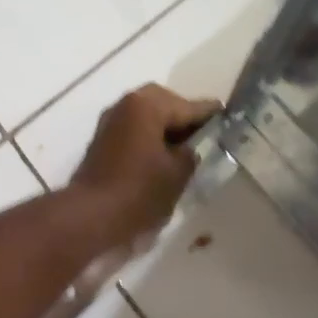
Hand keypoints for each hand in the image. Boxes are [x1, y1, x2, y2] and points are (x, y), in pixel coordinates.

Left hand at [68, 84, 219, 247]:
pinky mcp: (103, 138)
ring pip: (147, 114)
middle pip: (165, 103)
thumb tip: (190, 148)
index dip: (210, 113)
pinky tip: (163, 155)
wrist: (91, 215)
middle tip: (205, 134)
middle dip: (184, 116)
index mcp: (147, 105)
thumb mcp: (177, 174)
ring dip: (166, 126)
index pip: (188, 105)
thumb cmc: (138, 191)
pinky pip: (134, 128)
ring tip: (186, 147)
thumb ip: (190, 154)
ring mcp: (111, 120)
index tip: (227, 114)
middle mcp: (127, 103)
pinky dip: (150, 135)